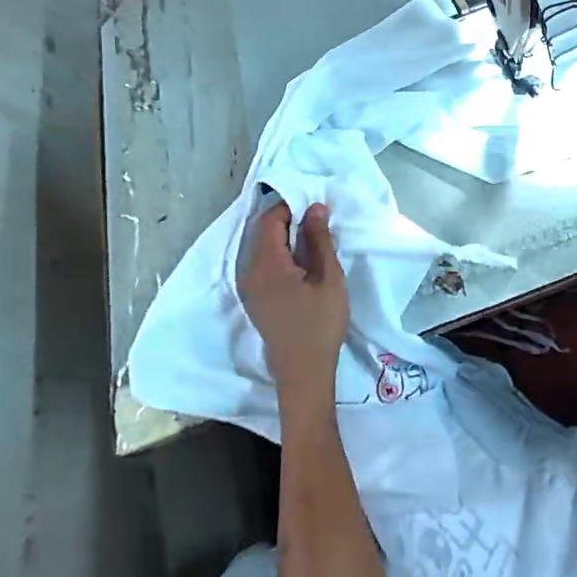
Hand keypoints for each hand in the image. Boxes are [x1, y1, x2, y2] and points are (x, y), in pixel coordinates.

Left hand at [240, 201, 349, 399]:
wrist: (304, 370)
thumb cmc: (320, 322)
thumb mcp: (328, 276)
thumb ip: (319, 239)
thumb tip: (314, 207)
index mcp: (265, 264)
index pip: (269, 220)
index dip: (291, 206)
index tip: (316, 206)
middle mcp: (249, 271)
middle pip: (262, 232)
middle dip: (288, 219)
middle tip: (318, 220)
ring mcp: (248, 286)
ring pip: (262, 247)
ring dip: (284, 237)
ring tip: (314, 238)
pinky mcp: (254, 297)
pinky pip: (262, 262)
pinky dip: (280, 253)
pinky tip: (302, 260)